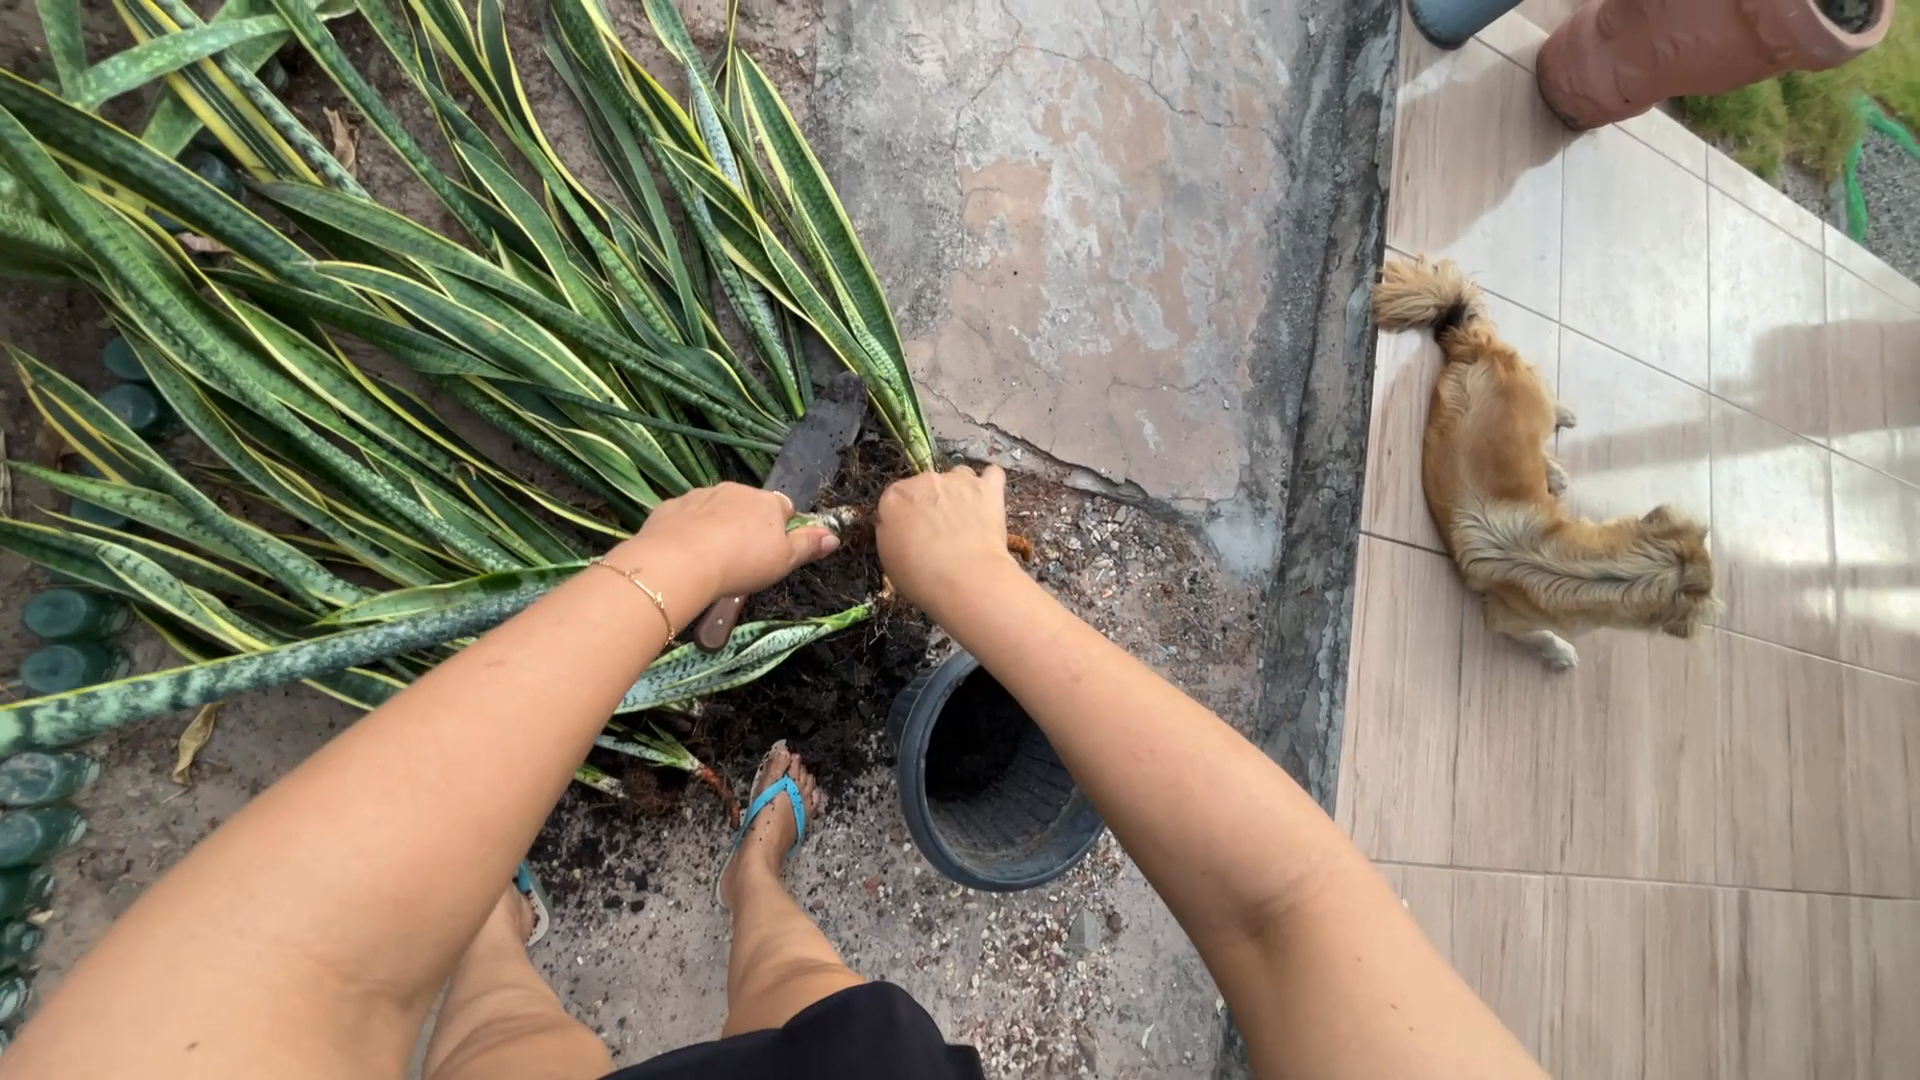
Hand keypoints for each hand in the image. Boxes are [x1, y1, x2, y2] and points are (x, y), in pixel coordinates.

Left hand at [617, 483, 838, 602]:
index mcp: (767, 502)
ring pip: (716, 509)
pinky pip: (686, 516)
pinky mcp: (671, 506)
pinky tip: (686, 553)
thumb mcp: (784, 560)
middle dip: (748, 525)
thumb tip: (834, 536)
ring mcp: (700, 495)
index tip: (774, 550)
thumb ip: (808, 546)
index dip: (782, 528)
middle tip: (743, 559)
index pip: (784, 507)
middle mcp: (735, 490)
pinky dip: (689, 529)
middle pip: (749, 506)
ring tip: (712, 559)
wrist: (680, 562)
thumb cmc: (743, 562)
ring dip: (718, 526)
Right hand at [875, 465, 1020, 611]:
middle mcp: (924, 480)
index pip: (896, 498)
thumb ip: (891, 532)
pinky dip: (991, 484)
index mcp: (894, 497)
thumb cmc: (921, 576)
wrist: (965, 578)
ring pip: (958, 476)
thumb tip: (900, 526)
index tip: (913, 534)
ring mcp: (958, 480)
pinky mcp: (988, 488)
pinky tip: (990, 498)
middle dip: (932, 504)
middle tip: (941, 533)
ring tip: (967, 518)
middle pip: (927, 485)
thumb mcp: (889, 558)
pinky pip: (992, 475)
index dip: (905, 517)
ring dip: (960, 492)